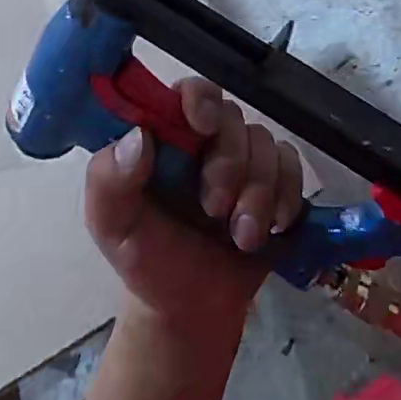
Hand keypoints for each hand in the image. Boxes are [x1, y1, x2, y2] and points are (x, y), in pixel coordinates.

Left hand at [84, 78, 304, 333]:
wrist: (193, 308)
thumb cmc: (147, 258)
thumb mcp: (112, 225)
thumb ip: (108, 180)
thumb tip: (138, 137)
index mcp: (164, 137)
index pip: (186, 91)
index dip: (198, 99)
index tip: (202, 126)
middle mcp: (205, 138)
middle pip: (232, 116)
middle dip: (229, 163)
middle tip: (214, 209)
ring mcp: (243, 158)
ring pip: (265, 142)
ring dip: (258, 191)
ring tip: (241, 236)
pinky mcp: (275, 181)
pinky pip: (292, 165)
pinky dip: (286, 195)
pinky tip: (272, 228)